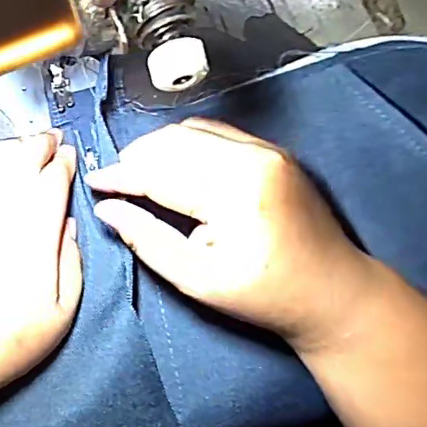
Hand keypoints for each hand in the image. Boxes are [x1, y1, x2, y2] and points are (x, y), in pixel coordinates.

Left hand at [0, 131, 82, 403]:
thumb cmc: (5, 340)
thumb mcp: (61, 312)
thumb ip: (71, 260)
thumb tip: (67, 224)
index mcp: (32, 230)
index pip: (52, 177)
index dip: (65, 162)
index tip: (72, 157)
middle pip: (20, 157)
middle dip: (40, 144)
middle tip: (53, 141)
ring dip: (12, 148)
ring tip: (26, 148)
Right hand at [86, 118, 389, 353]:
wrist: (333, 291)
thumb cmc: (266, 295)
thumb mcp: (197, 279)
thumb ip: (148, 240)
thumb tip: (108, 210)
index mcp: (235, 191)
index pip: (161, 172)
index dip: (121, 176)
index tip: (94, 183)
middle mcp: (253, 158)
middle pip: (173, 143)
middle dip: (136, 158)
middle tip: (113, 181)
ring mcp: (266, 150)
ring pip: (192, 132)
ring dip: (158, 148)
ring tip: (136, 173)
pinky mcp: (272, 151)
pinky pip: (215, 133)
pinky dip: (185, 144)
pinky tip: (172, 165)